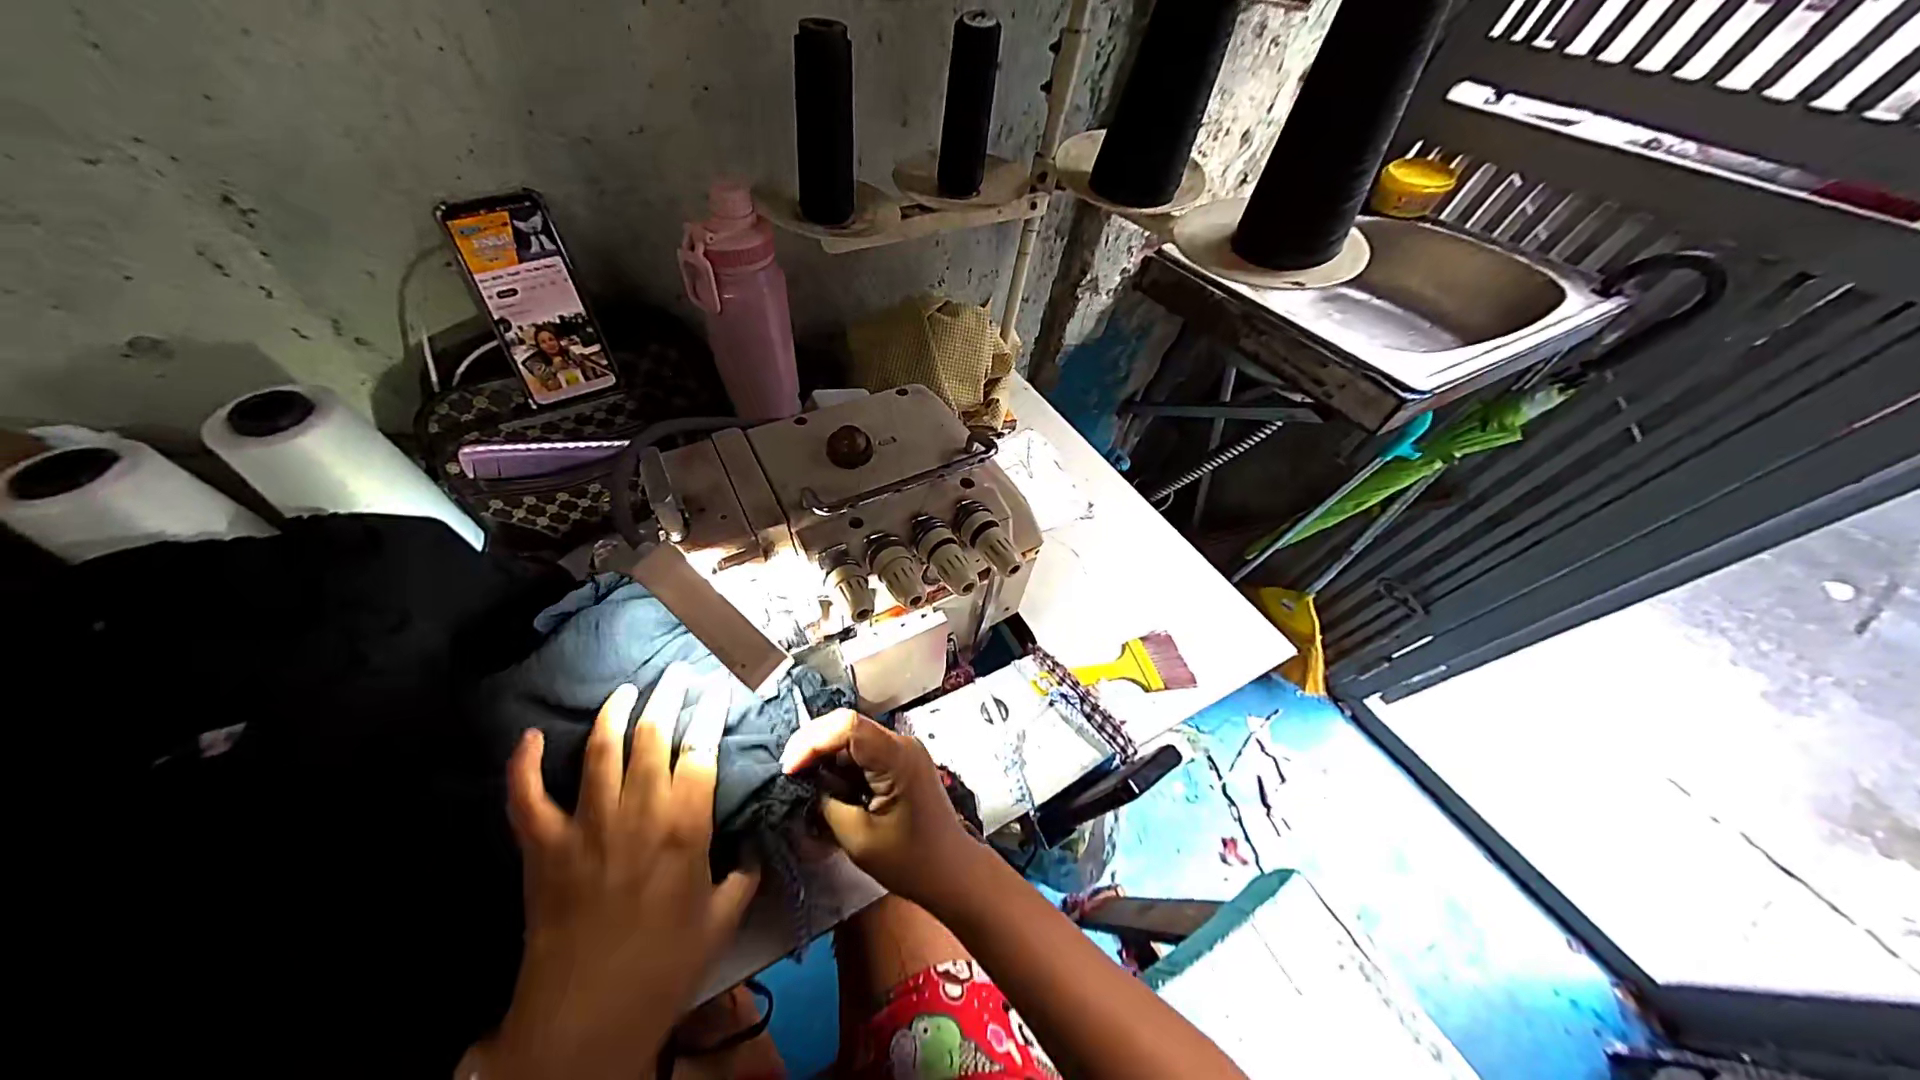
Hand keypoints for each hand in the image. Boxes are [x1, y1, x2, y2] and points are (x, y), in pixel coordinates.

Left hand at [477, 665, 760, 1079]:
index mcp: (685, 826)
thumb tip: (754, 841)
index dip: (710, 713)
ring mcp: (585, 826)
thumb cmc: (665, 965)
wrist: (587, 1016)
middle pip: (653, 735)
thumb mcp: (724, 916)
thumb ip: (745, 870)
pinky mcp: (542, 847)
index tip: (716, 689)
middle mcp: (637, 812)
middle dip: (667, 695)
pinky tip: (529, 736)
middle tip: (676, 672)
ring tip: (626, 689)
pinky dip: (523, 764)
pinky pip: (527, 796)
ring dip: (613, 712)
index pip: (701, 750)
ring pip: (599, 750)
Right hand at [779, 710, 980, 907]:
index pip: (847, 726)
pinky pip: (864, 752)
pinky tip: (826, 785)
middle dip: (813, 746)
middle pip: (848, 726)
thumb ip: (826, 804)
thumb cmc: (909, 861)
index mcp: (897, 757)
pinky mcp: (901, 762)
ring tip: (802, 781)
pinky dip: (841, 765)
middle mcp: (902, 744)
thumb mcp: (857, 837)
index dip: (811, 742)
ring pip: (853, 737)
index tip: (789, 771)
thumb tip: (805, 786)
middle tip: (789, 775)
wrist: (952, 872)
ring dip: (825, 755)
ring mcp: (904, 751)